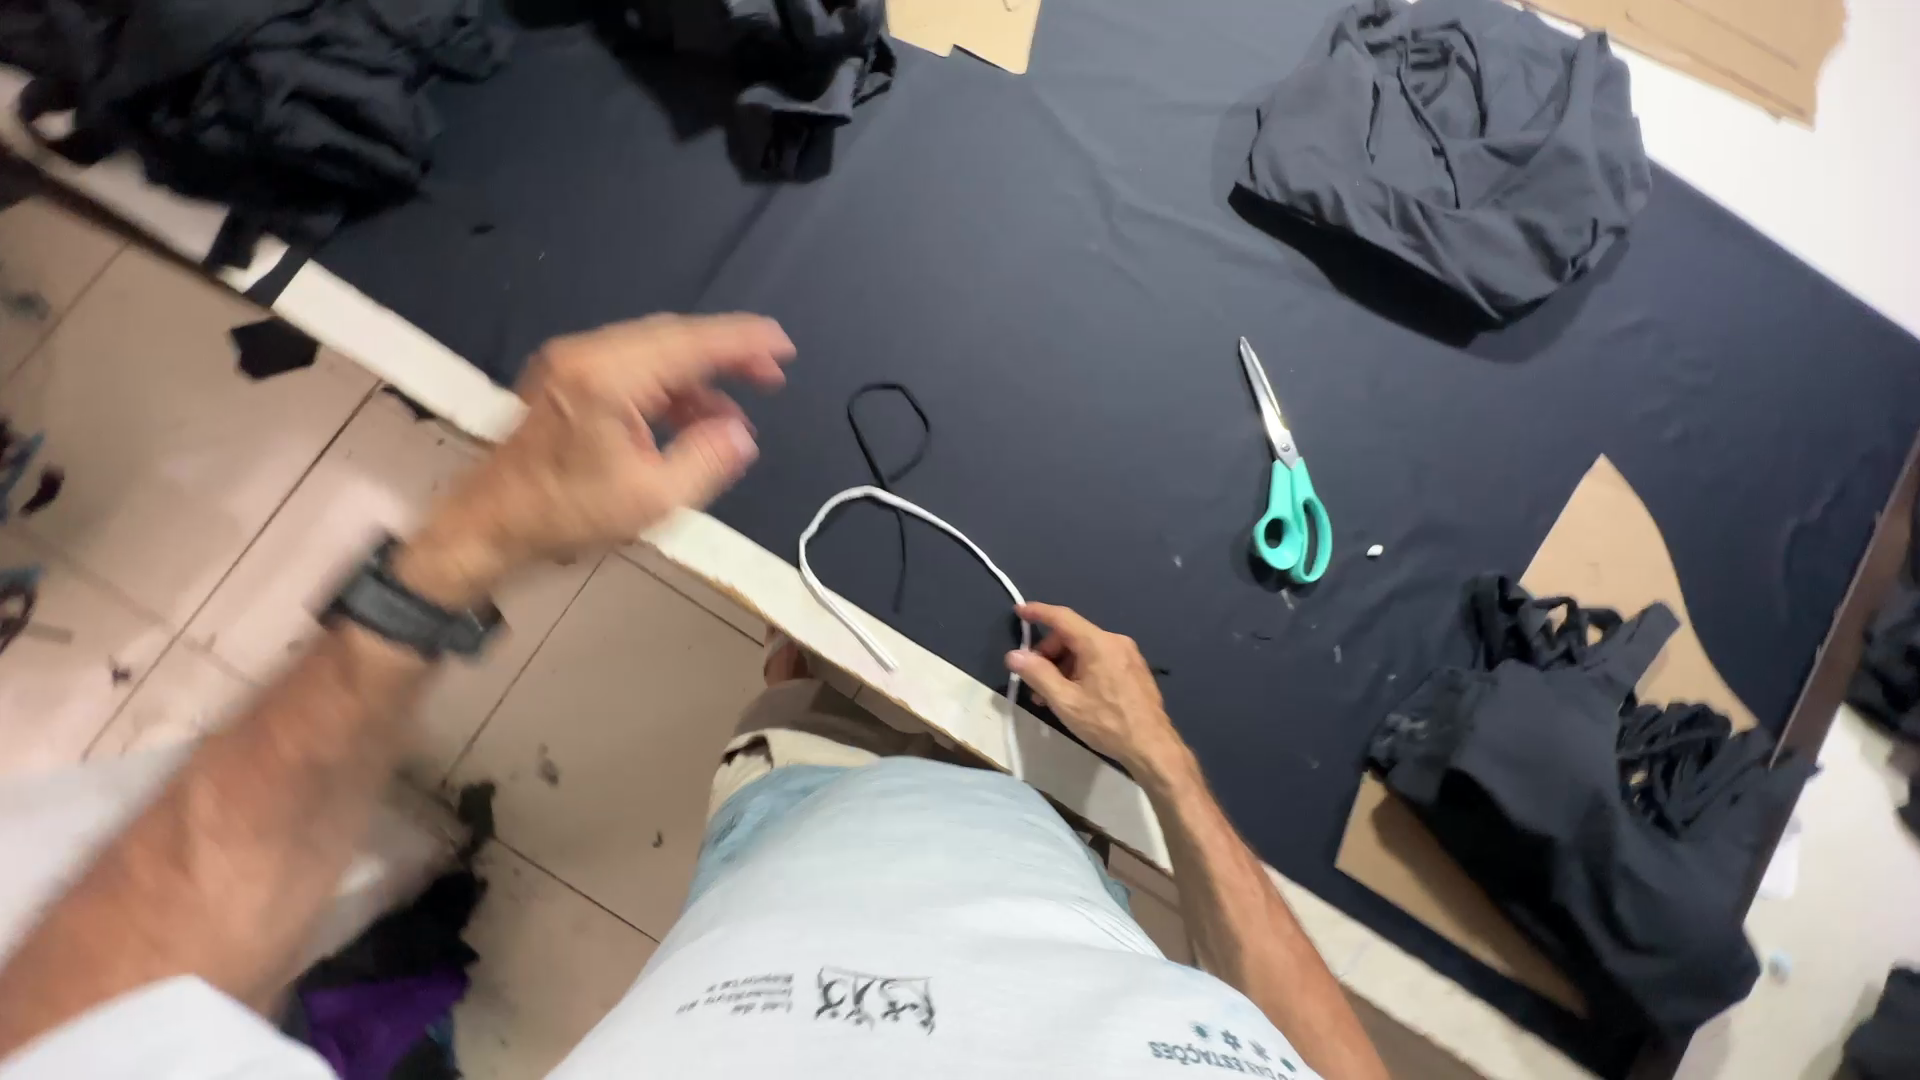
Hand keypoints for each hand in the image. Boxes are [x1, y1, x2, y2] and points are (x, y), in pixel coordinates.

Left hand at [397, 314, 794, 605]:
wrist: (488, 526)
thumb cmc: (569, 516)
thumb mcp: (653, 499)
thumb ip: (706, 460)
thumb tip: (742, 435)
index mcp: (609, 379)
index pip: (690, 344)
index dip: (743, 342)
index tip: (784, 345)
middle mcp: (589, 356)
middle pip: (675, 336)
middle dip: (729, 353)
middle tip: (773, 375)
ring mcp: (574, 363)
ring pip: (656, 350)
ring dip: (702, 374)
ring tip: (738, 412)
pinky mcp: (569, 379)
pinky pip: (635, 368)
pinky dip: (672, 388)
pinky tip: (695, 419)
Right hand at [1006, 603, 1186, 776]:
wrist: (1152, 747)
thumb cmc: (1107, 723)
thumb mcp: (1065, 701)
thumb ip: (1037, 674)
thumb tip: (1014, 655)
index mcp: (1098, 643)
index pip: (1062, 617)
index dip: (1038, 612)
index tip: (1019, 612)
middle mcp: (1115, 641)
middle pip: (1072, 636)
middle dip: (1048, 654)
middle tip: (1034, 682)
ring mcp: (1128, 655)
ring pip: (1085, 650)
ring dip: (1063, 667)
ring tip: (1052, 697)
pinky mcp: (1134, 670)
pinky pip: (1100, 660)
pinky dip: (1081, 671)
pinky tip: (1075, 696)